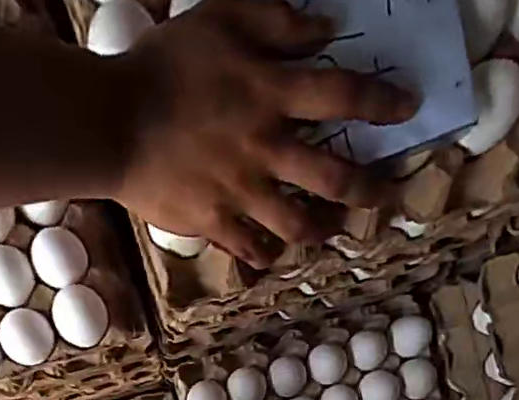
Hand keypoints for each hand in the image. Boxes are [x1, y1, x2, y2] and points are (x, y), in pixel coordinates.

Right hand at [110, 0, 418, 266]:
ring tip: (333, 230)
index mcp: (270, 95)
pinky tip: (274, 253)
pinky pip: (253, 250)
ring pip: (299, 224)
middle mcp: (266, 148)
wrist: (110, 123)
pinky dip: (268, 256)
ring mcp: (242, 192)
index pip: (343, 96)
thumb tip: (323, 28)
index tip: (407, 107)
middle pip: (334, 177)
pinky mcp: (216, 222)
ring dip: (324, 229)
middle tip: (388, 195)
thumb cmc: (163, 65)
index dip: (382, 102)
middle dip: (370, 188)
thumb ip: (274, 20)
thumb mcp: (218, 16)